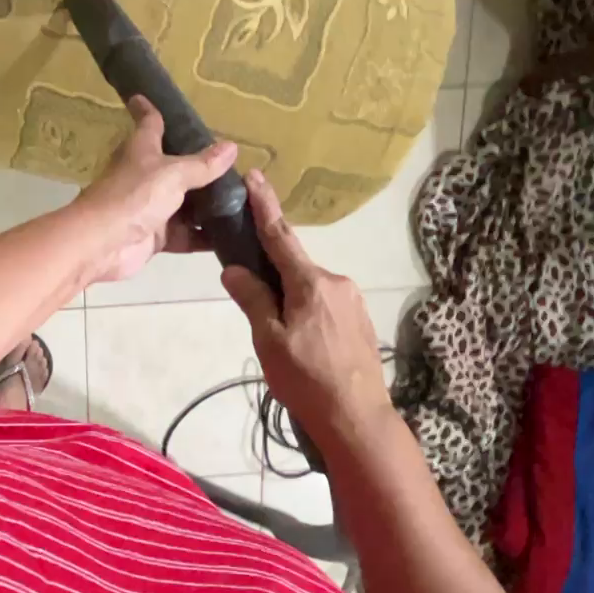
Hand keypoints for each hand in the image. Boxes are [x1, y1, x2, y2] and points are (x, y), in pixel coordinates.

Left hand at [71, 96, 237, 284]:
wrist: (102, 245)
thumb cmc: (133, 197)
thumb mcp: (173, 173)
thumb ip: (202, 165)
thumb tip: (231, 148)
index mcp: (143, 149)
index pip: (149, 122)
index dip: (148, 108)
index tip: (143, 94)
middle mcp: (146, 177)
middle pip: (175, 166)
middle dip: (199, 165)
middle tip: (233, 161)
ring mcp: (150, 209)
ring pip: (184, 204)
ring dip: (208, 205)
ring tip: (242, 199)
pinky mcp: (155, 238)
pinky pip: (185, 236)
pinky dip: (204, 237)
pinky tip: (230, 234)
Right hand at [220, 169, 394, 445]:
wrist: (355, 416)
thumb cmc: (306, 378)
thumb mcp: (268, 340)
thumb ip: (252, 299)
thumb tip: (235, 269)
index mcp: (311, 283)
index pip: (281, 236)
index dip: (264, 207)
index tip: (254, 176)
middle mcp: (336, 282)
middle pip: (294, 267)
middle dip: (270, 275)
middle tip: (251, 302)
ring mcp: (352, 301)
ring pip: (308, 289)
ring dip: (287, 301)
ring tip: (276, 339)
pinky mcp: (359, 320)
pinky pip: (322, 305)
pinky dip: (303, 313)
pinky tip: (299, 344)